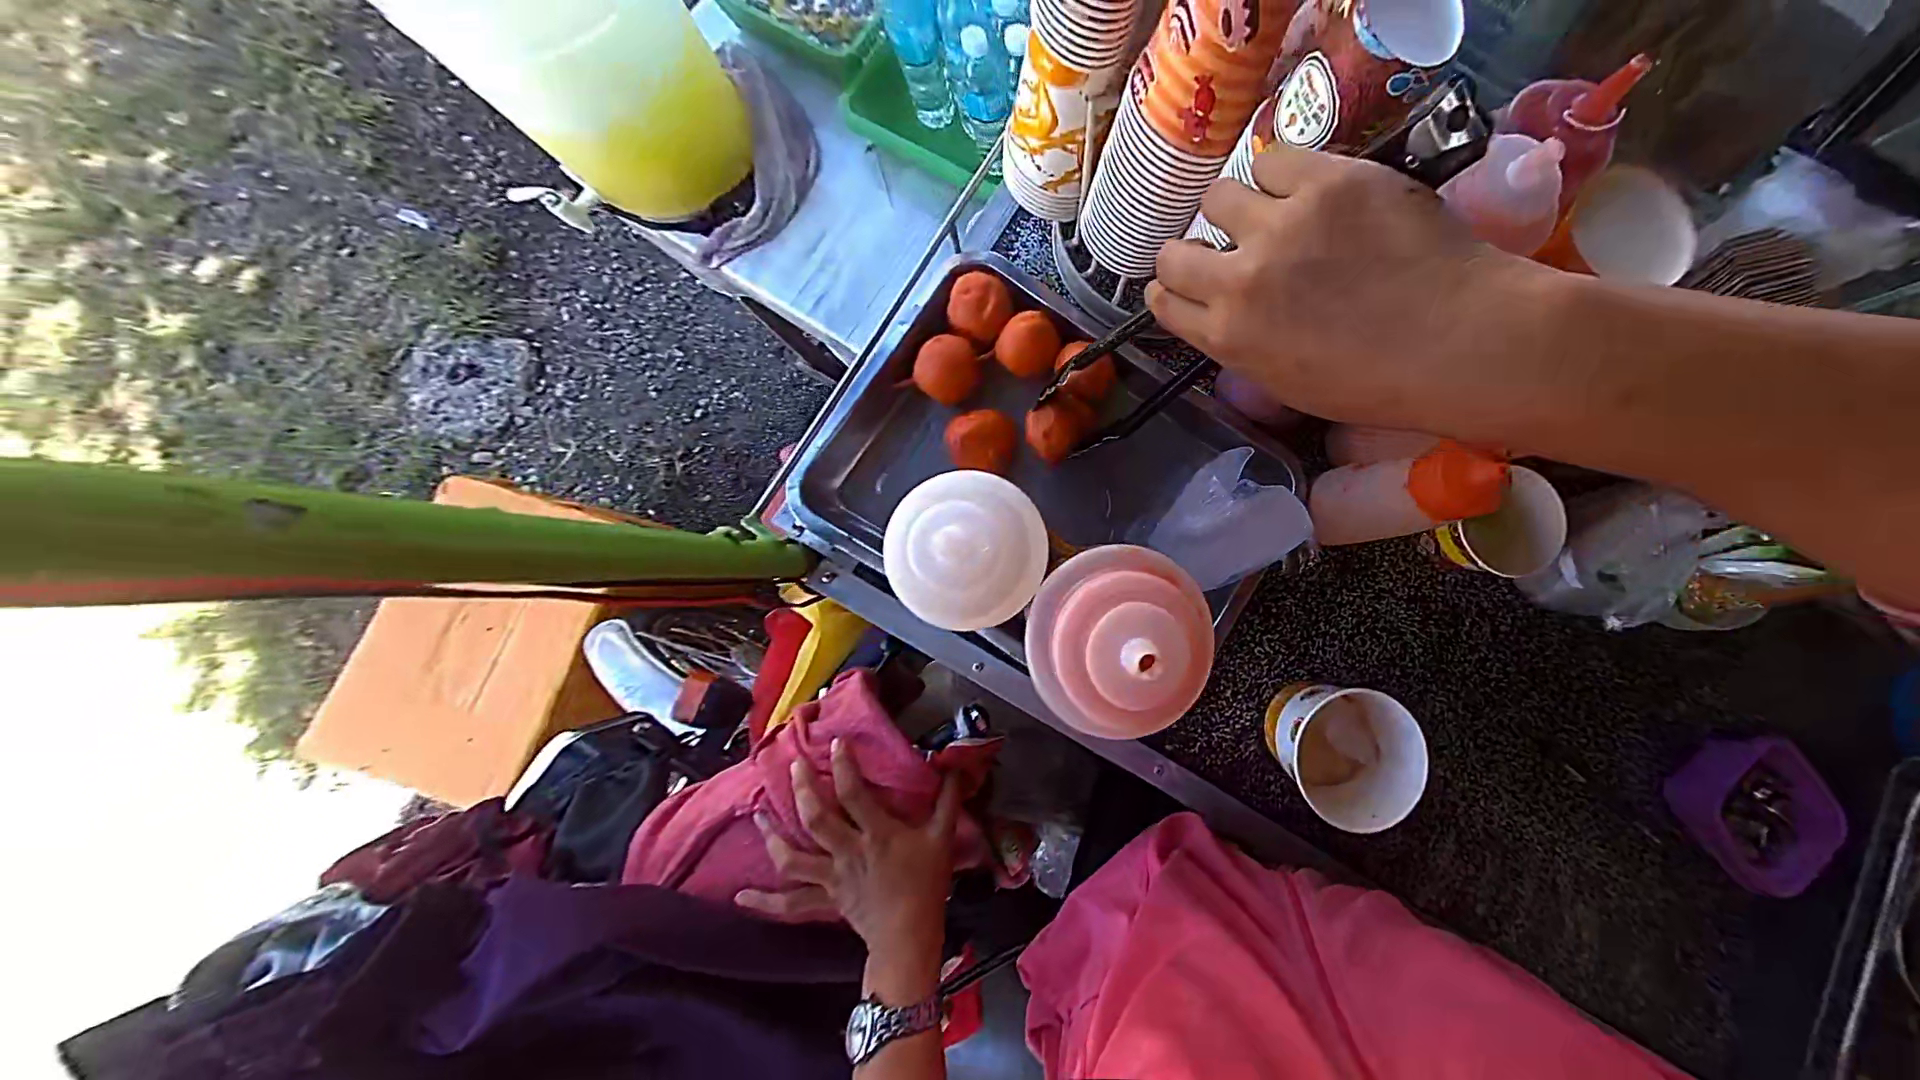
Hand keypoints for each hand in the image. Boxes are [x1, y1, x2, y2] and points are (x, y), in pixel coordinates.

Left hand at [737, 738, 960, 951]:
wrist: (909, 936)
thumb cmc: (926, 885)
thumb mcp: (942, 839)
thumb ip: (948, 802)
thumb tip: (954, 768)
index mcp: (876, 834)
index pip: (854, 793)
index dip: (844, 765)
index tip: (836, 742)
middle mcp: (848, 851)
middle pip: (816, 818)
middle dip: (802, 788)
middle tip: (793, 764)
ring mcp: (832, 876)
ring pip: (793, 856)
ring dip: (772, 836)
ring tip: (758, 814)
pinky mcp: (824, 898)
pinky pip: (791, 902)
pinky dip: (764, 901)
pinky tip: (741, 896)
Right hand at [1149, 144, 1546, 435]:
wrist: (1461, 343)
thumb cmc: (1372, 381)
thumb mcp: (1281, 382)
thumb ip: (1238, 342)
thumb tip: (1222, 312)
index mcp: (1227, 337)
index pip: (1164, 299)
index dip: (1172, 289)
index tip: (1188, 285)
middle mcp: (1240, 281)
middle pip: (1173, 252)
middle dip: (1189, 252)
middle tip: (1221, 250)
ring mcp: (1282, 227)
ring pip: (1216, 198)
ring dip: (1233, 210)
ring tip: (1267, 215)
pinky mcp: (1330, 183)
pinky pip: (1274, 161)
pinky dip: (1279, 176)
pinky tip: (1302, 191)